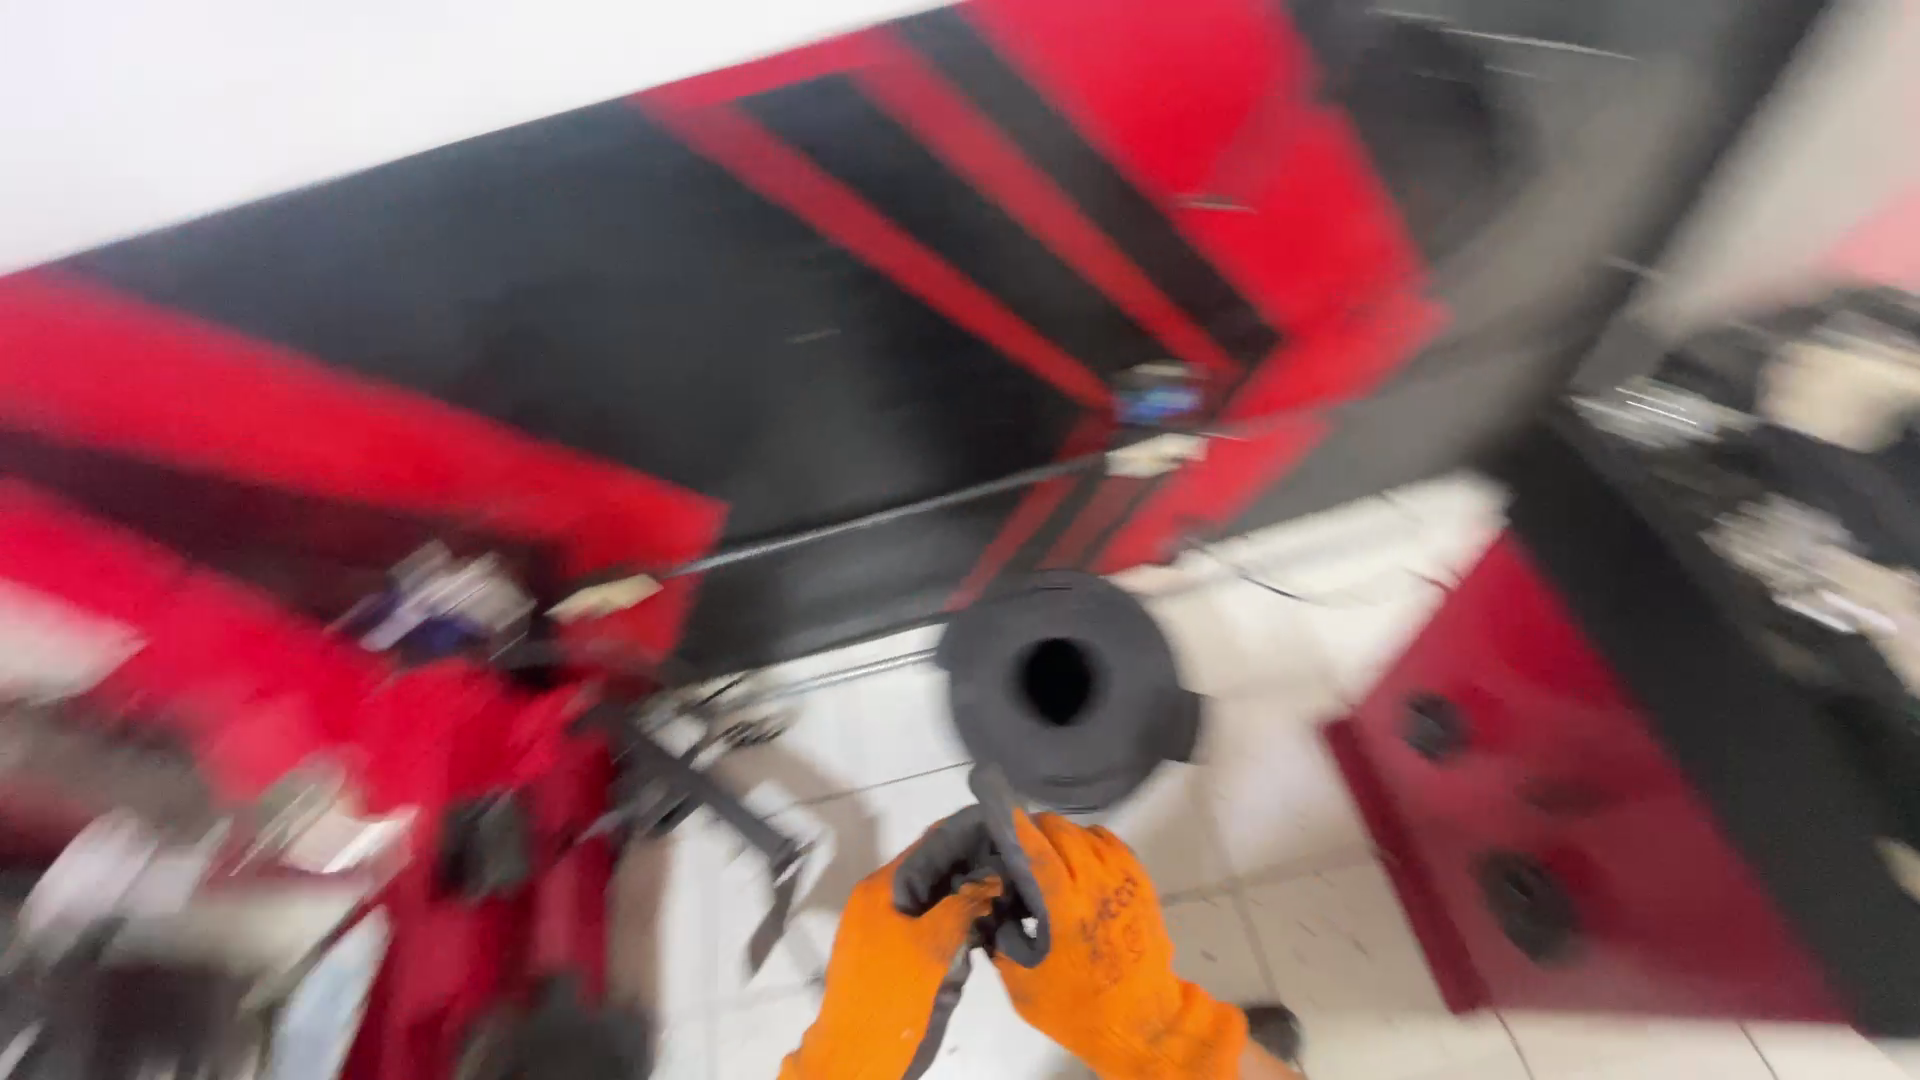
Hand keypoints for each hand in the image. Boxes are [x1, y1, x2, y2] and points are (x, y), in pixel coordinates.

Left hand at [779, 821, 1000, 1079]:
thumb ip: (963, 905)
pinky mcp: (889, 950)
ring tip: (1005, 888)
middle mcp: (878, 898)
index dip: (966, 834)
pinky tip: (981, 921)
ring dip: (962, 891)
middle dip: (969, 864)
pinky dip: (951, 917)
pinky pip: (924, 920)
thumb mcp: (933, 948)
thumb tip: (992, 876)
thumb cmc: (891, 998)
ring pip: (929, 896)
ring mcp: (882, 925)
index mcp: (882, 888)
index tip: (1002, 830)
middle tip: (1012, 863)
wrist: (853, 1060)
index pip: (930, 843)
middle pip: (930, 868)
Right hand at [991, 812, 1248, 1078]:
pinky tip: (1078, 859)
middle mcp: (1096, 885)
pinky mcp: (1141, 882)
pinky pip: (1109, 841)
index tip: (997, 809)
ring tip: (1048, 852)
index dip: (1017, 826)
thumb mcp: (1022, 984)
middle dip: (1035, 828)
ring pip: (1085, 832)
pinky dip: (1088, 840)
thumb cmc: (1077, 1009)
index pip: (1038, 851)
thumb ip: (999, 939)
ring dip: (1062, 834)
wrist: (1141, 1025)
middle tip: (1019, 844)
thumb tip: (986, 903)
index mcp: (1065, 909)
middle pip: (1061, 831)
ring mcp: (1123, 880)